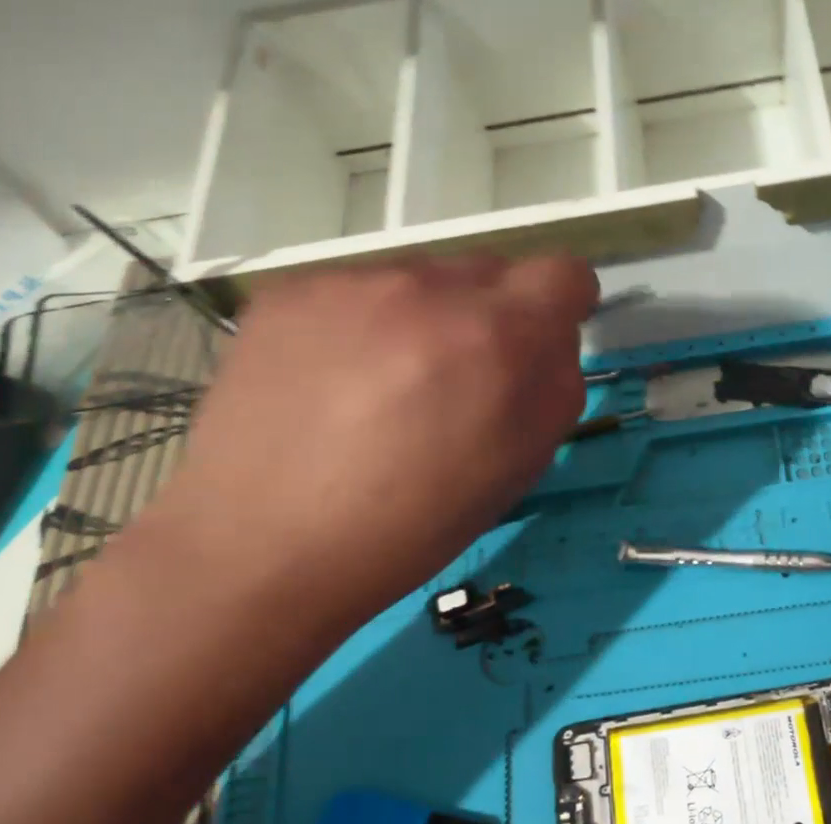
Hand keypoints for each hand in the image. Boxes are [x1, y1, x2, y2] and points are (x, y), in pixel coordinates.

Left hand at [134, 254, 597, 622]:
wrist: (267, 545)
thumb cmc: (414, 525)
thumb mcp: (519, 469)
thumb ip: (555, 390)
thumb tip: (551, 346)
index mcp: (498, 337)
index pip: (563, 274)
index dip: (563, 308)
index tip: (540, 346)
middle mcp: (428, 289)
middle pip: (491, 271)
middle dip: (492, 318)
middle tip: (458, 384)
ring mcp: (351, 283)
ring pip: (420, 280)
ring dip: (425, 320)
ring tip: (385, 390)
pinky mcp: (289, 292)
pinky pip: (354, 292)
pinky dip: (362, 327)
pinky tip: (332, 385)